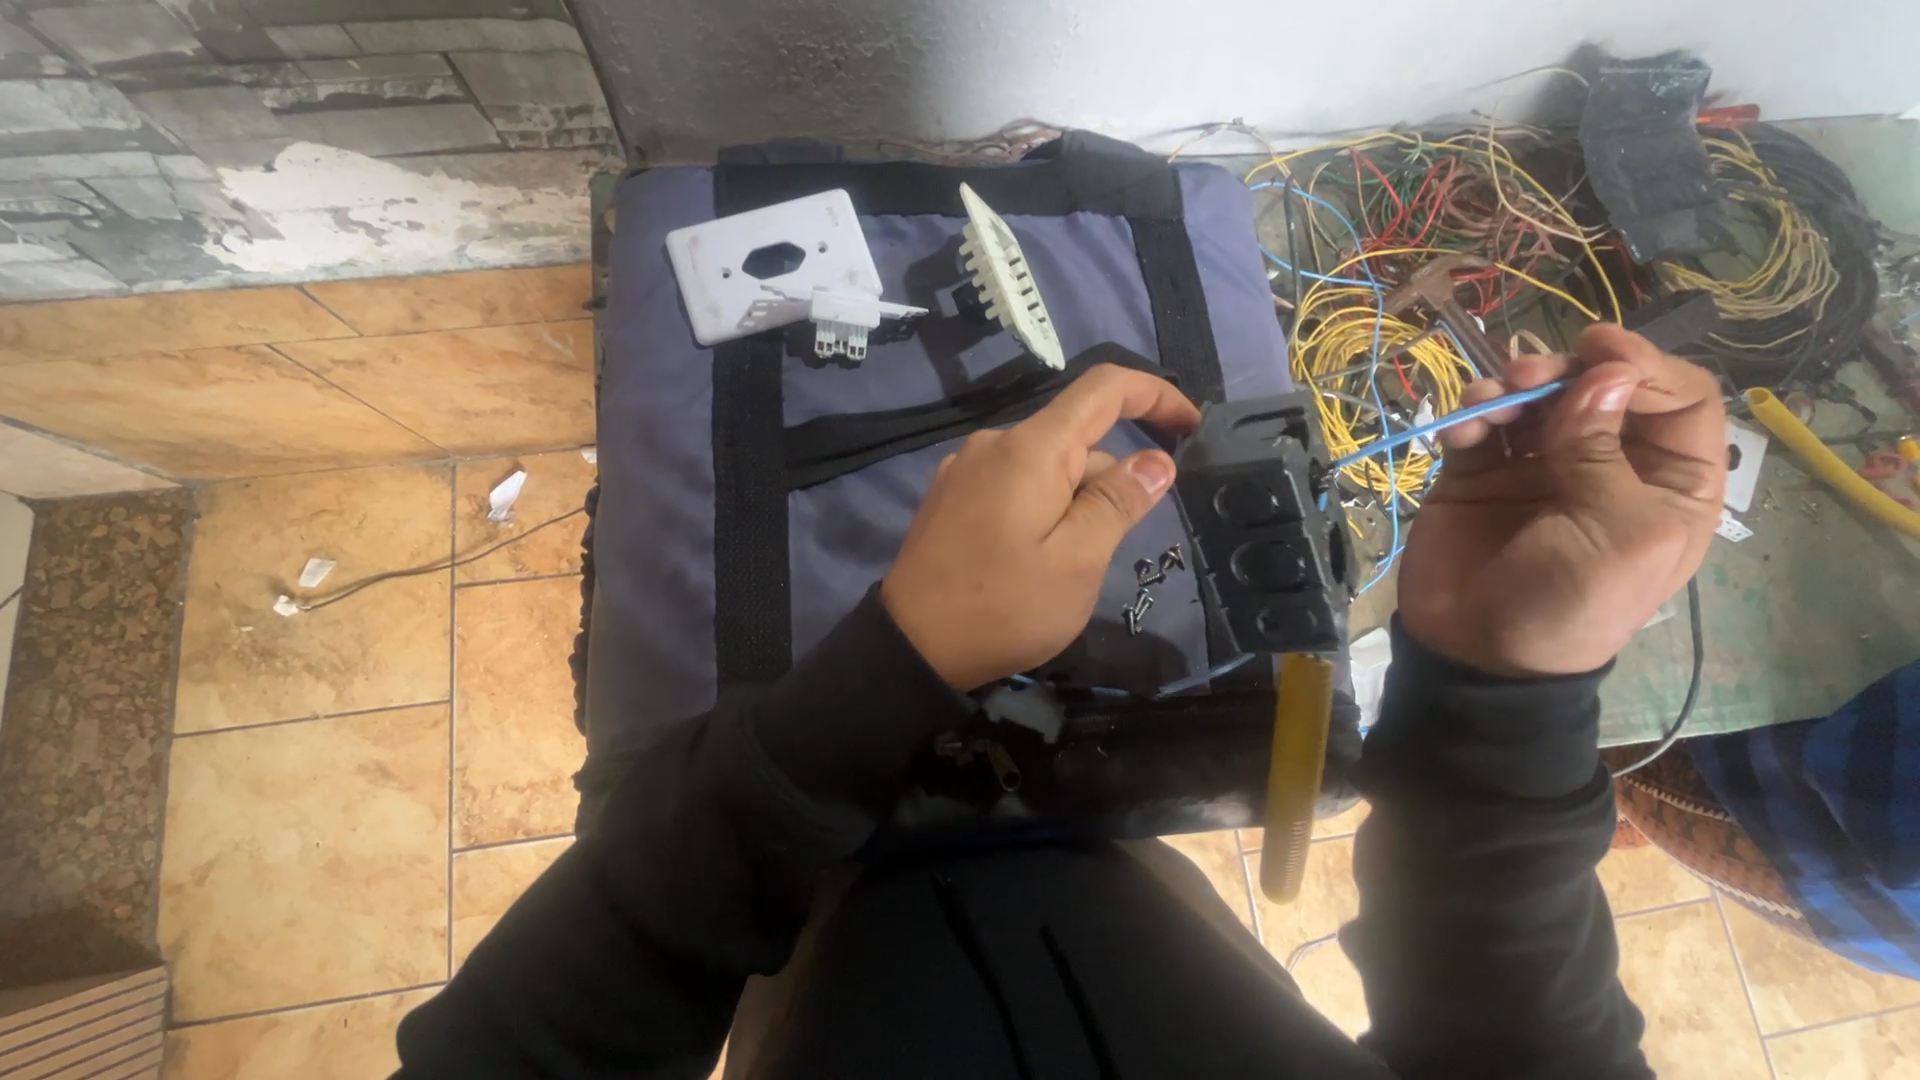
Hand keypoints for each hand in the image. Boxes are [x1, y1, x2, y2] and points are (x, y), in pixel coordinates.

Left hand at [881, 364, 1201, 689]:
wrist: (911, 646)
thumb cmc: (1003, 607)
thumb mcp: (1077, 561)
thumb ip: (1118, 503)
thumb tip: (1156, 460)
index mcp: (1031, 448)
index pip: (1104, 389)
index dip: (1155, 396)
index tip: (1191, 428)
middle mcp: (994, 443)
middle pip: (1075, 437)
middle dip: (1108, 480)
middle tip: (1104, 551)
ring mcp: (965, 468)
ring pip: (1045, 465)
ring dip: (1073, 501)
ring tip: (1059, 567)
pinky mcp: (950, 495)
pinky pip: (1013, 482)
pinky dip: (1040, 506)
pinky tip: (1028, 558)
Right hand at [1397, 324, 1726, 676]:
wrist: (1478, 649)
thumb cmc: (1569, 601)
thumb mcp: (1615, 532)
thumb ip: (1603, 454)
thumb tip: (1599, 376)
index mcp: (1666, 480)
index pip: (1675, 398)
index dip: (1642, 367)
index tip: (1595, 352)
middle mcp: (1603, 464)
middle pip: (1597, 389)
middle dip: (1564, 372)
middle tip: (1528, 375)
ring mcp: (1534, 468)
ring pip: (1534, 401)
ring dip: (1512, 388)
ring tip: (1488, 399)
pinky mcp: (1476, 476)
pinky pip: (1478, 429)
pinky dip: (1469, 418)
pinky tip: (1460, 429)